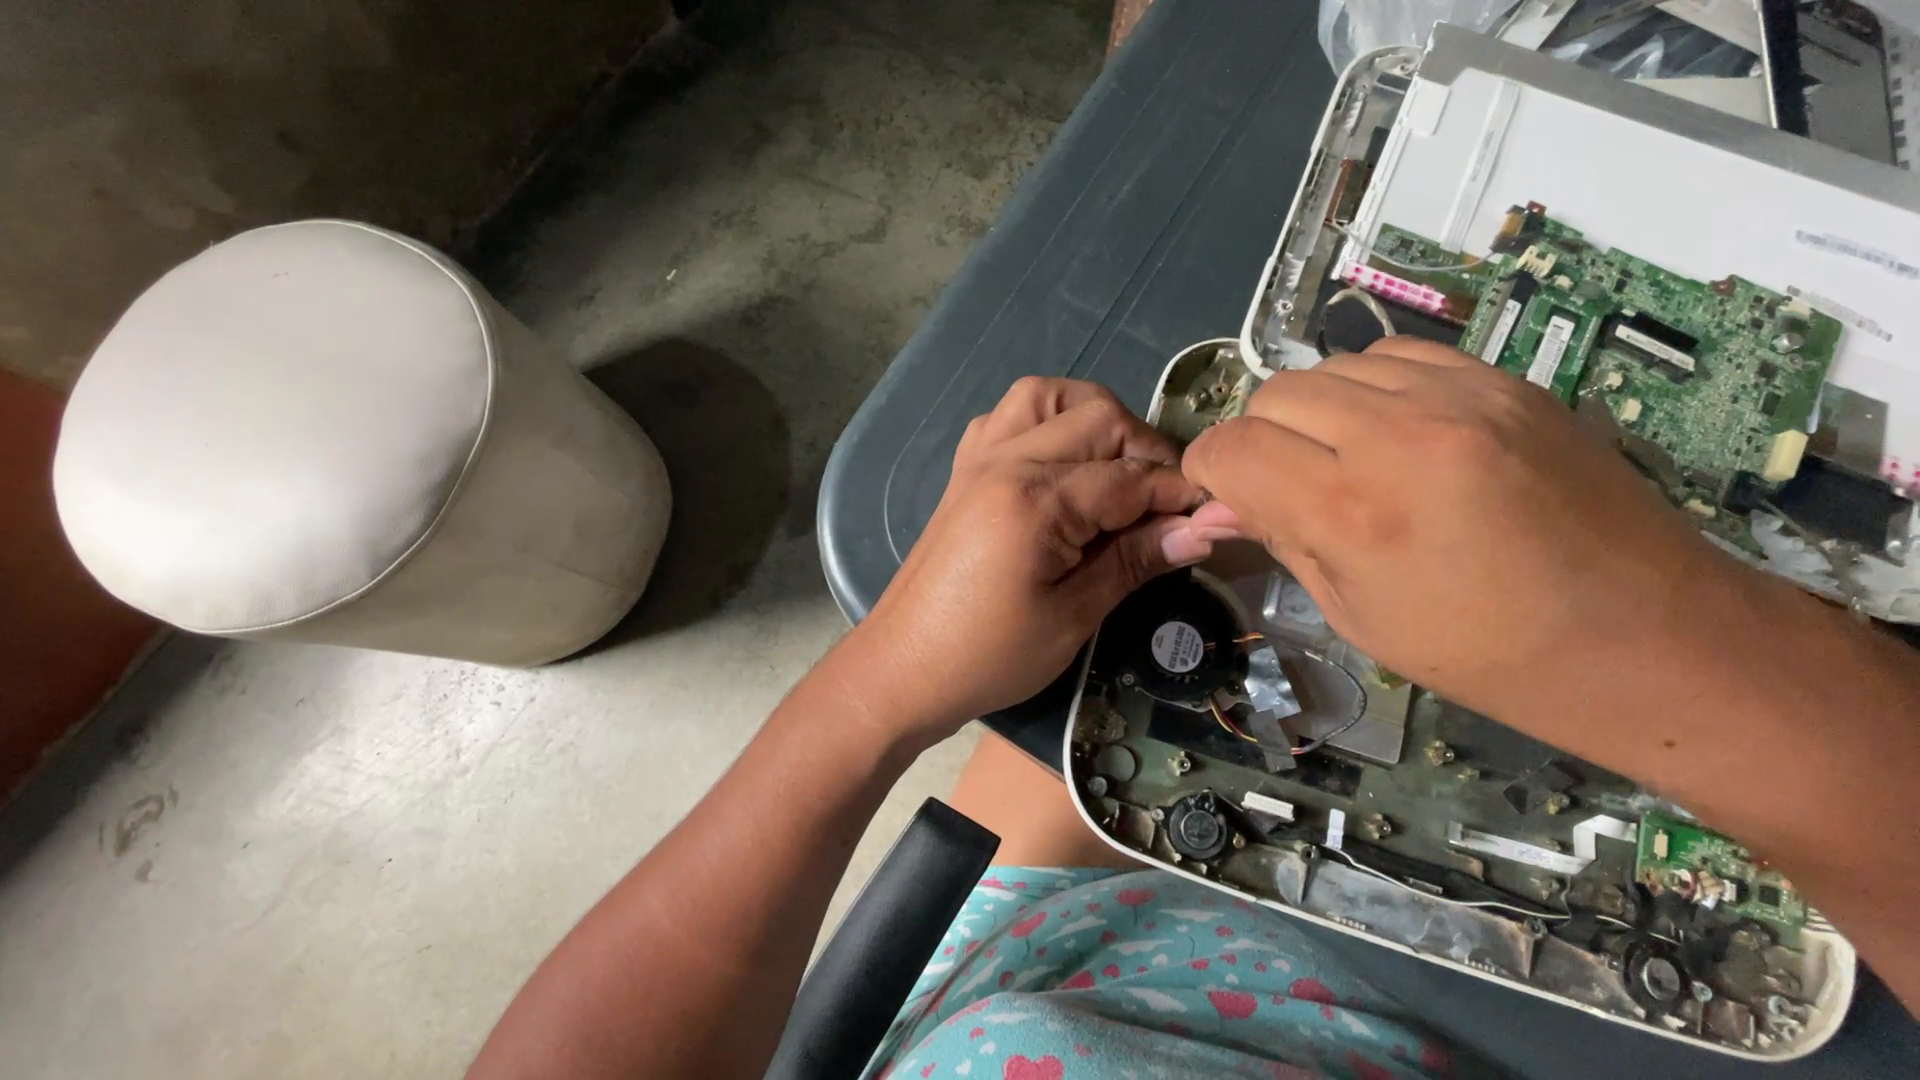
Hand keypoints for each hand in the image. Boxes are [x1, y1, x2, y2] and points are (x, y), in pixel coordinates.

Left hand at [840, 377, 1233, 741]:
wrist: (902, 667)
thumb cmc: (988, 656)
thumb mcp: (1073, 617)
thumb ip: (1136, 560)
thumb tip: (1206, 528)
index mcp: (1035, 499)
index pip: (1130, 476)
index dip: (1182, 492)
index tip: (1220, 511)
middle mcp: (1005, 460)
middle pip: (1099, 418)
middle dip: (1148, 450)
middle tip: (1169, 504)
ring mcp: (978, 458)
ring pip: (1050, 397)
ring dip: (1096, 419)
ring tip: (1120, 469)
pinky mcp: (963, 470)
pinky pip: (1010, 416)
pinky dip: (1048, 421)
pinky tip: (1063, 463)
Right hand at [1181, 337, 1738, 717]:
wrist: (1645, 635)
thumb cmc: (1484, 652)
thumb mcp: (1358, 615)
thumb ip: (1282, 539)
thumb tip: (1220, 503)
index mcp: (1351, 510)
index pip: (1231, 448)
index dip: (1211, 471)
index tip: (1227, 495)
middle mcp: (1397, 434)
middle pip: (1273, 394)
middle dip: (1261, 439)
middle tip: (1291, 484)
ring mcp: (1458, 395)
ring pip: (1331, 366)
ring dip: (1317, 411)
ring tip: (1349, 457)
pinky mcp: (1504, 379)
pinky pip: (1397, 356)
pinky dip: (1375, 389)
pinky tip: (1399, 431)